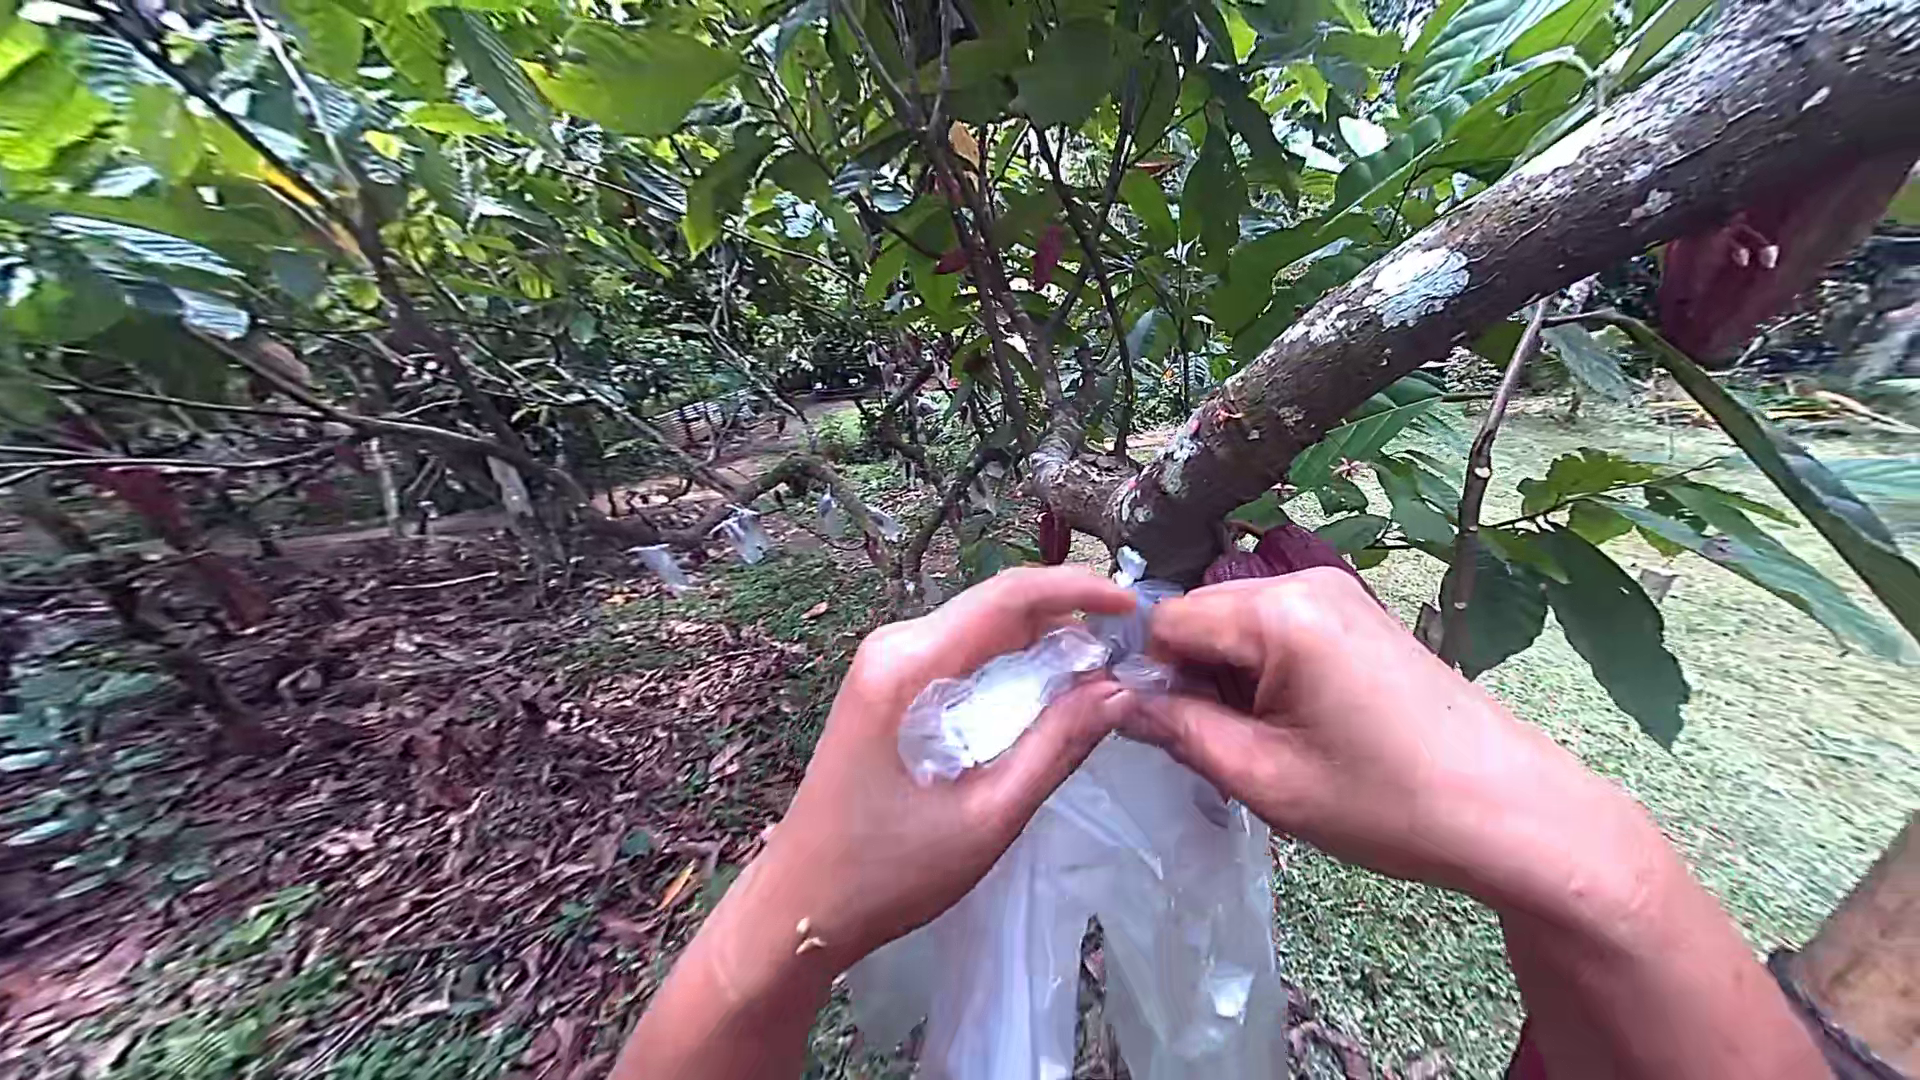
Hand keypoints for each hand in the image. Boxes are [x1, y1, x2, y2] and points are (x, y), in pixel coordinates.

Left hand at [750, 566, 1136, 968]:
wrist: (801, 901)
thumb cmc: (888, 872)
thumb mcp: (987, 816)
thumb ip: (1056, 745)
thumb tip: (1118, 690)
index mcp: (907, 665)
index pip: (1005, 598)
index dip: (1074, 590)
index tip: (1130, 606)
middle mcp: (896, 645)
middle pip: (994, 605)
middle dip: (1064, 614)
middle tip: (1123, 646)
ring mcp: (889, 660)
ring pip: (981, 625)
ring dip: (1041, 637)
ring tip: (1097, 667)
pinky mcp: (892, 681)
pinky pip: (963, 651)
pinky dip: (1012, 659)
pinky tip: (1045, 685)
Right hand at [1118, 567, 1662, 924]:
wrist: (1524, 818)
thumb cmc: (1386, 803)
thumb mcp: (1260, 777)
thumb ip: (1174, 730)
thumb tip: (1117, 701)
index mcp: (1279, 611)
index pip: (1166, 620)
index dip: (1152, 674)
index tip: (1170, 726)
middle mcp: (1302, 581)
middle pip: (1198, 614)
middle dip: (1189, 672)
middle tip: (1217, 736)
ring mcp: (1332, 590)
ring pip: (1230, 620)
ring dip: (1222, 672)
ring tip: (1258, 732)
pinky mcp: (1350, 610)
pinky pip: (1268, 624)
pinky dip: (1256, 666)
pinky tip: (1288, 713)